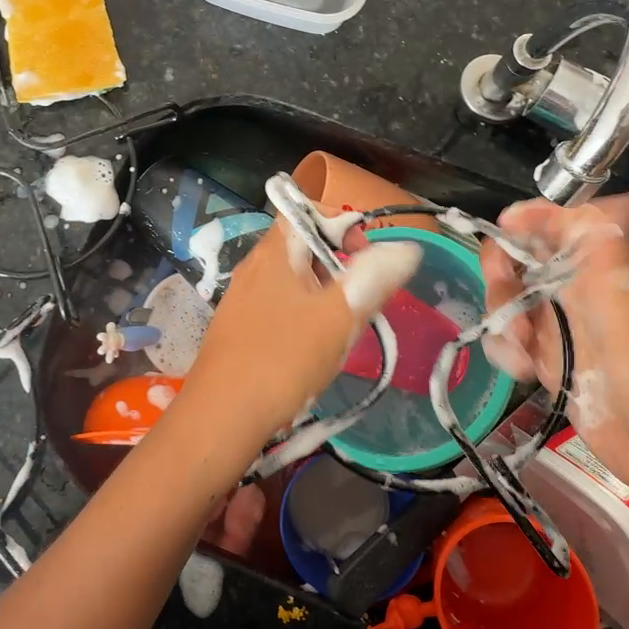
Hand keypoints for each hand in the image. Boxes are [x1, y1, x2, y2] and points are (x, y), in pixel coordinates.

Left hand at [180, 220, 421, 446]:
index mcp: (275, 252)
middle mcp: (255, 267)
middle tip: (365, 296)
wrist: (221, 417)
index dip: (341, 222)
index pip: (306, 210)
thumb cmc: (282, 360)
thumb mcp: (338, 317)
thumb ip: (373, 279)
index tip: (368, 254)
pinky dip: (306, 318)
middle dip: (340, 265)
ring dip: (325, 295)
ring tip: (346, 327)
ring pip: (294, 280)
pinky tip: (316, 351)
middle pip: (303, 246)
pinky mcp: (240, 330)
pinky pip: (280, 308)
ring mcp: (244, 299)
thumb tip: (407, 248)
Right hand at [479, 196, 628, 501]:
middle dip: (503, 268)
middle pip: (525, 257)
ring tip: (518, 346)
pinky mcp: (549, 362)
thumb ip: (606, 270)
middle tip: (504, 293)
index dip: (534, 217)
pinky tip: (520, 371)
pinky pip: (510, 340)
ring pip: (511, 297)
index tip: (507, 226)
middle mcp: (580, 294)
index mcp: (605, 276)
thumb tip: (606, 201)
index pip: (565, 226)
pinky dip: (504, 350)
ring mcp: (562, 328)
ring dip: (501, 314)